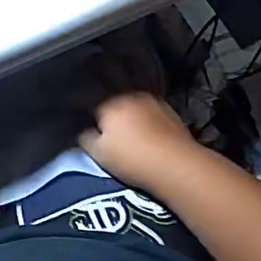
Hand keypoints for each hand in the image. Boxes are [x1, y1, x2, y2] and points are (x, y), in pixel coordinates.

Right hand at [79, 91, 201, 191]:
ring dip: (134, 119)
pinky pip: (154, 115)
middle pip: (117, 106)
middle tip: (115, 139)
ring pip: (137, 108)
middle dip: (114, 118)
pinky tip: (152, 138)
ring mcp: (155, 102)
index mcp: (110, 104)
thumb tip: (84, 131)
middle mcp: (132, 96)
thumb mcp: (99, 154)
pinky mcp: (172, 113)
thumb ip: (86, 139)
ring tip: (135, 140)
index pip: (94, 108)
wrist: (176, 165)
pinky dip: (150, 122)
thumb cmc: (132, 159)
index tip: (96, 137)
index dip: (93, 123)